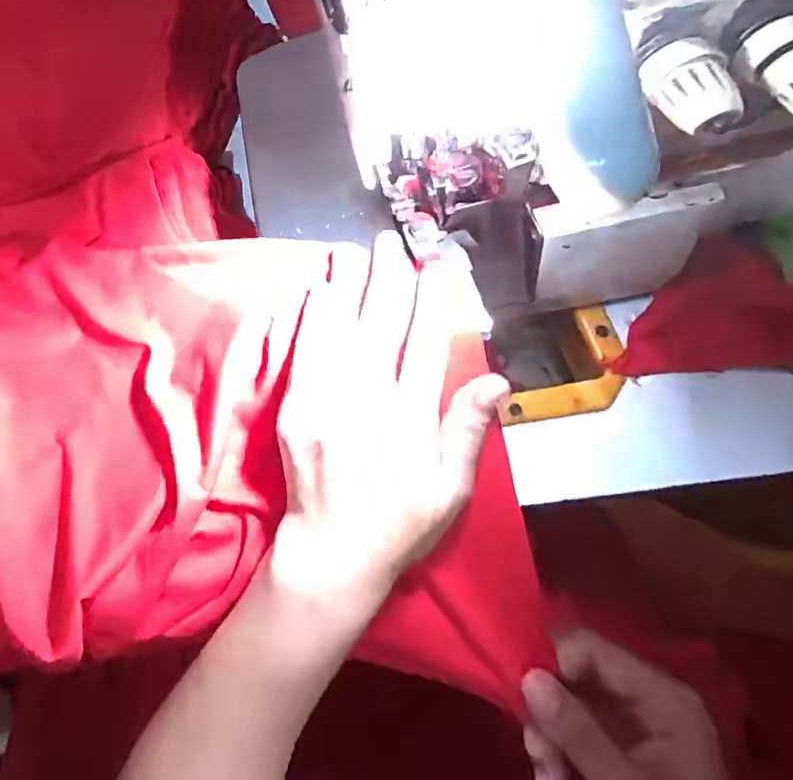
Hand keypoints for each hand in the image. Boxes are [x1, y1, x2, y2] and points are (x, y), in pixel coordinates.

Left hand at [267, 233, 508, 609]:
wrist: (331, 550)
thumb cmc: (399, 523)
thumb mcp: (450, 490)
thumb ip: (468, 431)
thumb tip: (497, 381)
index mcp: (411, 420)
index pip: (426, 344)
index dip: (434, 300)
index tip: (437, 267)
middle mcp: (368, 402)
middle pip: (380, 325)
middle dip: (387, 278)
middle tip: (391, 242)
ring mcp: (326, 402)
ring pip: (339, 330)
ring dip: (347, 285)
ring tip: (353, 251)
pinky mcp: (295, 407)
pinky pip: (305, 351)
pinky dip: (312, 317)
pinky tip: (318, 290)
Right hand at [522, 629, 726, 779]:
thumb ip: (578, 733)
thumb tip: (529, 676)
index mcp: (663, 698)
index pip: (590, 648)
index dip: (551, 664)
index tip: (523, 698)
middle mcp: (650, 701)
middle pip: (578, 678)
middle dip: (550, 714)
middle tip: (540, 758)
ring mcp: (640, 728)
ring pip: (572, 707)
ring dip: (551, 740)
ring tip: (549, 778)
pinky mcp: (628, 753)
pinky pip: (581, 734)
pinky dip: (563, 754)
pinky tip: (557, 778)